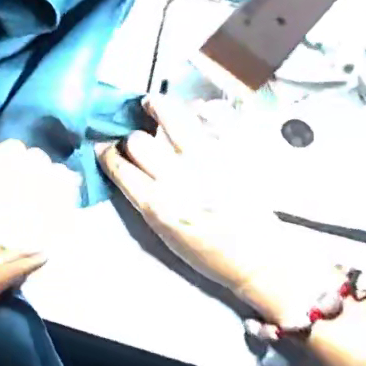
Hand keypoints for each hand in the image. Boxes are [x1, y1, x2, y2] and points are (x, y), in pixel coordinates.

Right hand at [98, 95, 312, 326]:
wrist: (260, 261)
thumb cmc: (207, 254)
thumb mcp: (163, 234)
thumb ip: (144, 198)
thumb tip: (127, 167)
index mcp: (158, 205)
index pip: (120, 167)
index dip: (106, 154)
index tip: (104, 148)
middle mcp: (180, 180)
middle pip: (139, 142)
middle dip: (130, 138)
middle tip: (133, 137)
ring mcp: (209, 162)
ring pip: (172, 119)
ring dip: (157, 107)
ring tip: (152, 104)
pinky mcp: (234, 154)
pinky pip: (214, 118)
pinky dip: (201, 110)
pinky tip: (195, 110)